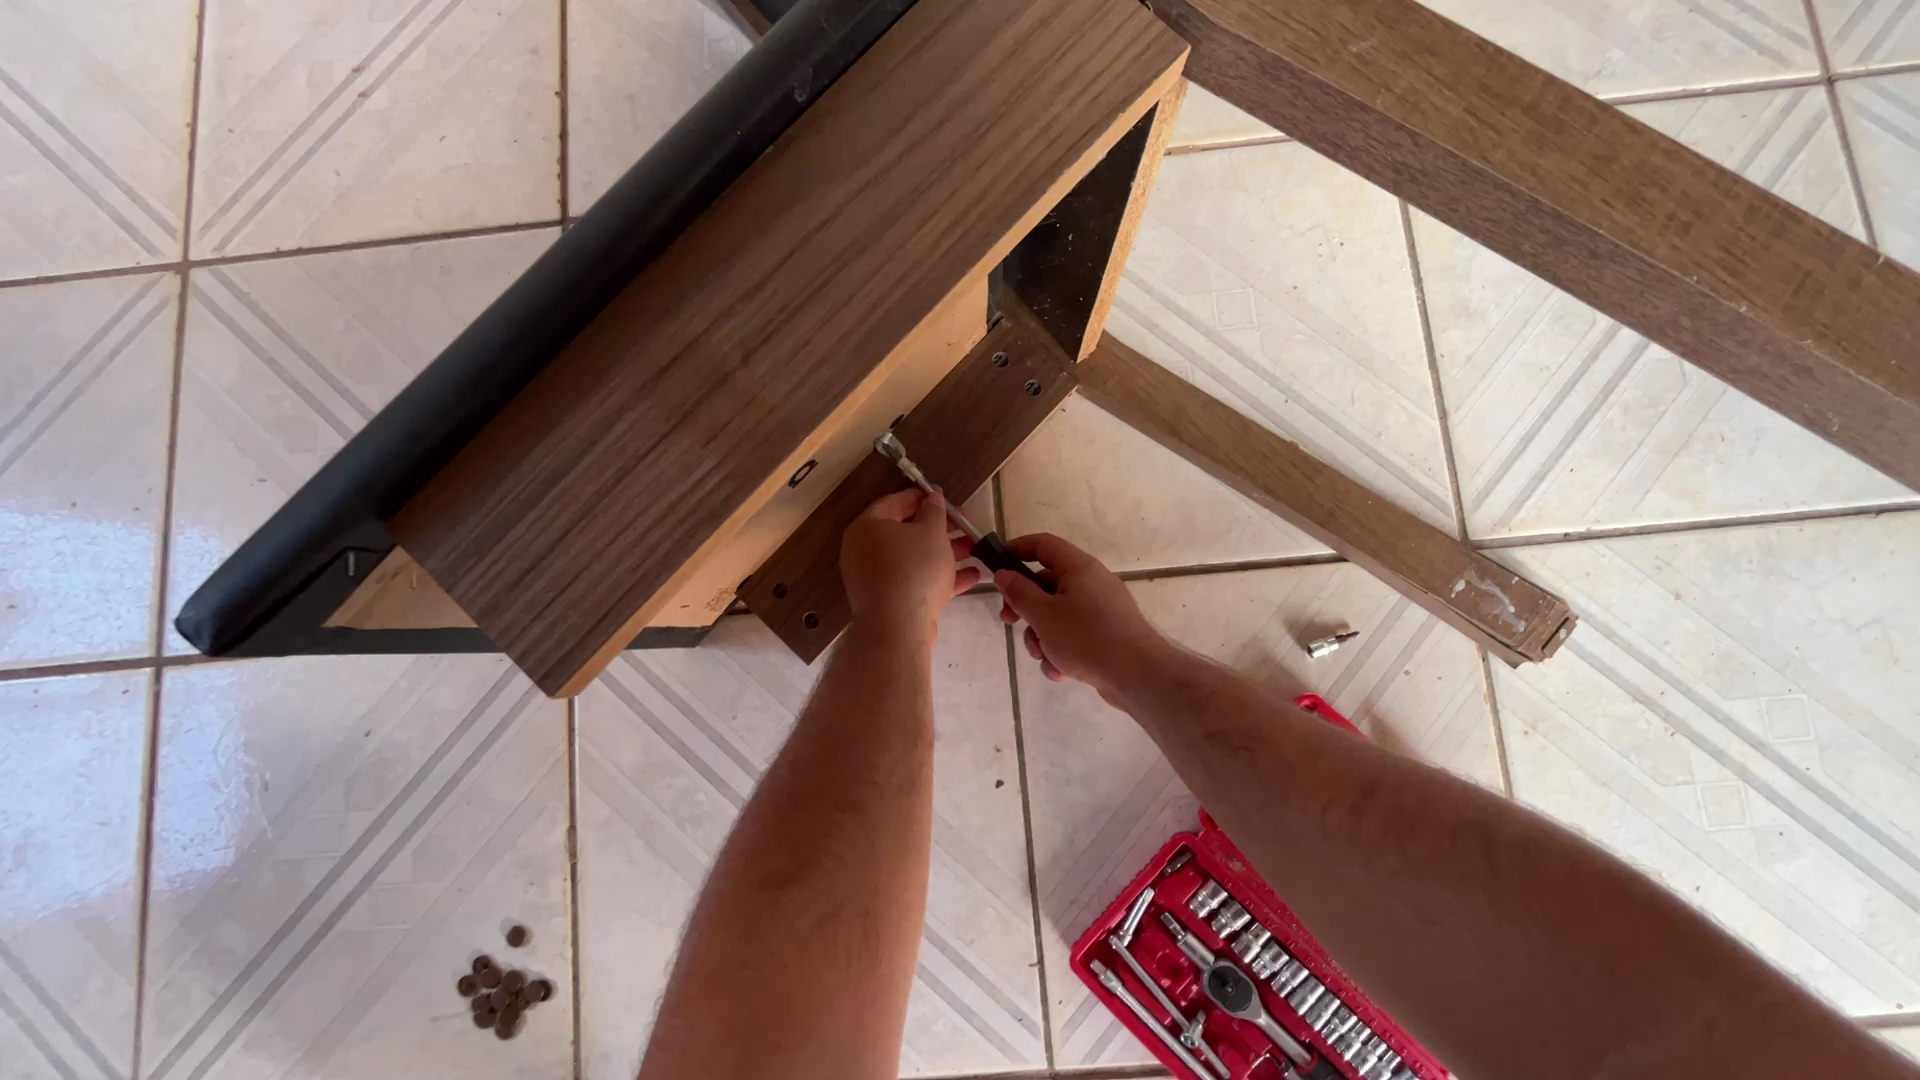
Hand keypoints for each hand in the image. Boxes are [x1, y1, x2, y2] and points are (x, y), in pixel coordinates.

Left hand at [841, 489, 979, 639]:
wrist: (898, 626)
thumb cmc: (913, 568)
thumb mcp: (931, 532)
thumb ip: (934, 512)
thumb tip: (933, 496)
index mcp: (867, 527)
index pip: (894, 503)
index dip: (922, 498)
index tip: (945, 498)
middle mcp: (865, 552)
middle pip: (906, 533)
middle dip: (940, 529)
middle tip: (965, 525)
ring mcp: (876, 579)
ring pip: (914, 559)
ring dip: (945, 553)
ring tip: (974, 550)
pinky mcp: (890, 602)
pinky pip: (916, 582)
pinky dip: (940, 577)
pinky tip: (971, 576)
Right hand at [992, 533, 1170, 701]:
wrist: (1137, 675)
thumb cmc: (1086, 638)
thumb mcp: (1043, 615)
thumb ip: (1019, 592)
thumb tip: (1004, 574)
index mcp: (1079, 568)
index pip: (1043, 544)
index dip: (1017, 548)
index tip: (997, 564)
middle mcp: (1092, 583)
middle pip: (1047, 584)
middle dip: (1025, 607)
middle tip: (1008, 621)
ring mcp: (1102, 609)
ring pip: (1058, 615)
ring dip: (1042, 636)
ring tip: (1043, 656)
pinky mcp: (1107, 634)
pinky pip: (1075, 635)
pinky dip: (1062, 651)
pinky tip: (1060, 671)